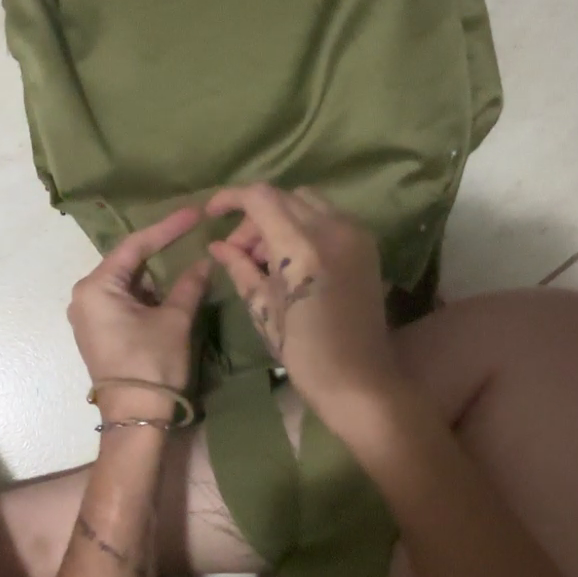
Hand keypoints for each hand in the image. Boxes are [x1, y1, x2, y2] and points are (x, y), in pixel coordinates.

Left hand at [67, 207, 212, 410]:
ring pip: (128, 286)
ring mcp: (87, 317)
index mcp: (96, 287)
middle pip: (128, 265)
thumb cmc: (152, 363)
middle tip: (192, 239)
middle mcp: (83, 297)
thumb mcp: (175, 320)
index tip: (194, 214)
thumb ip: (189, 285)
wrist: (136, 418)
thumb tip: (204, 262)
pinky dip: (146, 299)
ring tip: (187, 272)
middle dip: (161, 256)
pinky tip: (170, 298)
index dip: (167, 229)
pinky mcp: (97, 334)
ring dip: (156, 281)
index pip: (135, 246)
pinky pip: (123, 304)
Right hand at [205, 184, 403, 417]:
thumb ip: (240, 268)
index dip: (230, 198)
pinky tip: (290, 259)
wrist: (360, 379)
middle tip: (238, 251)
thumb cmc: (304, 353)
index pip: (261, 198)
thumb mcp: (263, 310)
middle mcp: (333, 229)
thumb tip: (218, 246)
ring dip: (279, 218)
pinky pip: (327, 217)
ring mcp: (355, 234)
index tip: (211, 214)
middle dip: (254, 216)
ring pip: (306, 202)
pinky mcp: (366, 244)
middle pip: (283, 197)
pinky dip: (302, 226)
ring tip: (263, 258)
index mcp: (302, 248)